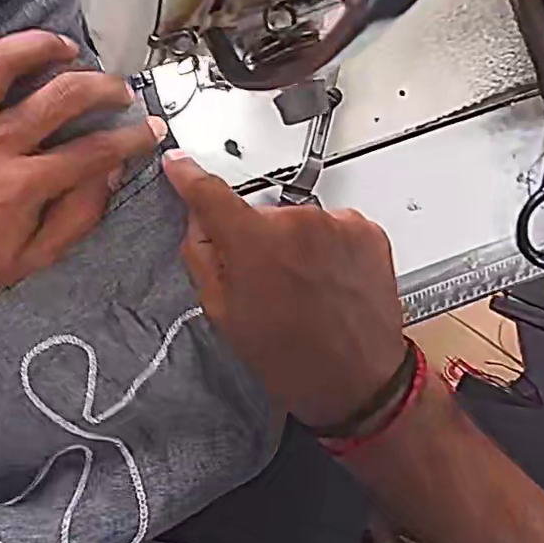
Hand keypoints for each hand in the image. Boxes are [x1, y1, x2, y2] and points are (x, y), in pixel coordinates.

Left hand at [0, 31, 165, 360]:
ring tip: (66, 50)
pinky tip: (1, 51)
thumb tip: (110, 173)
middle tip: (119, 91)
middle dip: (104, 87)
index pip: (93, 151)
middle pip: (59, 96)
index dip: (131, 138)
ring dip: (39, 47)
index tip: (149, 130)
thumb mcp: (33, 258)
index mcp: (20, 187)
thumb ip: (77, 216)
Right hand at [162, 149, 408, 428]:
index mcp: (252, 244)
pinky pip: (329, 224)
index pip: (209, 193)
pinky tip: (325, 280)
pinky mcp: (364, 229)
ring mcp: (334, 224)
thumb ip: (202, 256)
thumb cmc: (290, 355)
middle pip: (257, 213)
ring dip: (294, 243)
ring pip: (295, 219)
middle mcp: (295, 224)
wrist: (354, 378)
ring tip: (303, 287)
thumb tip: (200, 223)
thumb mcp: (222, 312)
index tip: (180, 164)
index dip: (188, 176)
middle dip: (255, 236)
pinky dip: (324, 245)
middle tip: (267, 279)